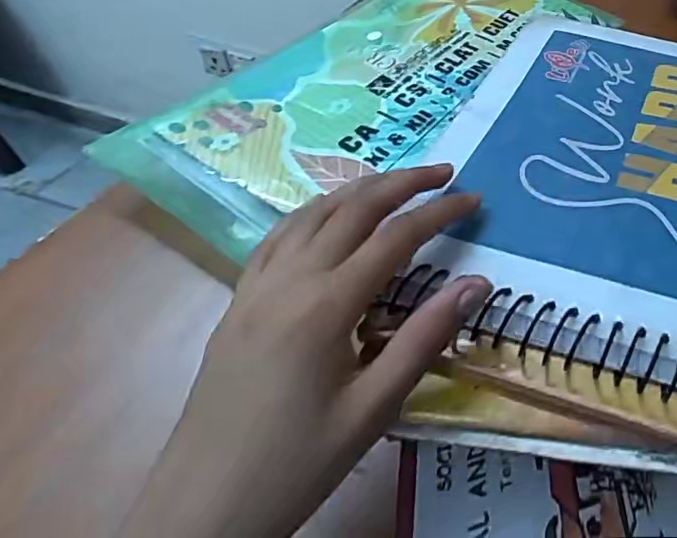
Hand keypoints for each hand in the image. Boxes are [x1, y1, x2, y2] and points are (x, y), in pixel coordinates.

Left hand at [116, 164, 490, 537]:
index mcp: (327, 305)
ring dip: (360, 189)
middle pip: (355, 208)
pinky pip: (280, 234)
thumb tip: (477, 284)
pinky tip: (328, 215)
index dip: (440, 212)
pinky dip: (315, 211)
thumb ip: (424, 339)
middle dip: (403, 182)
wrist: (200, 511)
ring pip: (314, 212)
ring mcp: (258, 284)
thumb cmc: (295, 466)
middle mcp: (291, 278)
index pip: (396, 237)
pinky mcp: (238, 298)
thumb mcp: (371, 411)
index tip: (474, 199)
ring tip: (396, 183)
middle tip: (444, 172)